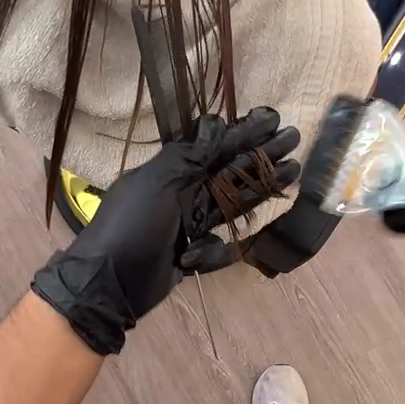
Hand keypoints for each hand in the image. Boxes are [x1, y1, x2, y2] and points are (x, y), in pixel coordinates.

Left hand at [32, 108, 300, 354]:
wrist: (110, 284)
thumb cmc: (130, 227)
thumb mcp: (156, 183)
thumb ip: (187, 156)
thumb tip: (215, 124)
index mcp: (171, 173)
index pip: (215, 147)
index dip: (244, 134)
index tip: (273, 119)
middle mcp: (182, 195)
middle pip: (230, 172)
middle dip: (261, 157)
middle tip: (294, 141)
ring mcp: (187, 226)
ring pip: (231, 205)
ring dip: (259, 190)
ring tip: (293, 172)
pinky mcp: (190, 255)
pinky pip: (216, 248)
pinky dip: (215, 252)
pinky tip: (204, 254)